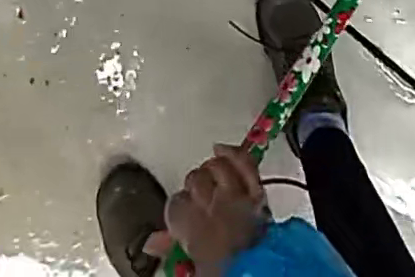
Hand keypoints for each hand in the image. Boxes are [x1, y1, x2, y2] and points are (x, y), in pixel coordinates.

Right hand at [145, 144, 267, 275]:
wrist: (262, 272)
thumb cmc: (226, 271)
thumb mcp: (193, 268)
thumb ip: (173, 250)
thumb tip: (152, 241)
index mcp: (198, 230)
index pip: (175, 204)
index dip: (175, 211)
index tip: (179, 219)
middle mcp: (218, 206)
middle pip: (196, 179)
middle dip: (193, 189)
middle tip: (197, 204)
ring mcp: (239, 194)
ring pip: (216, 166)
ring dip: (210, 170)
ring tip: (209, 181)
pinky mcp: (257, 189)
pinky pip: (244, 161)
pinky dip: (232, 152)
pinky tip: (220, 149)